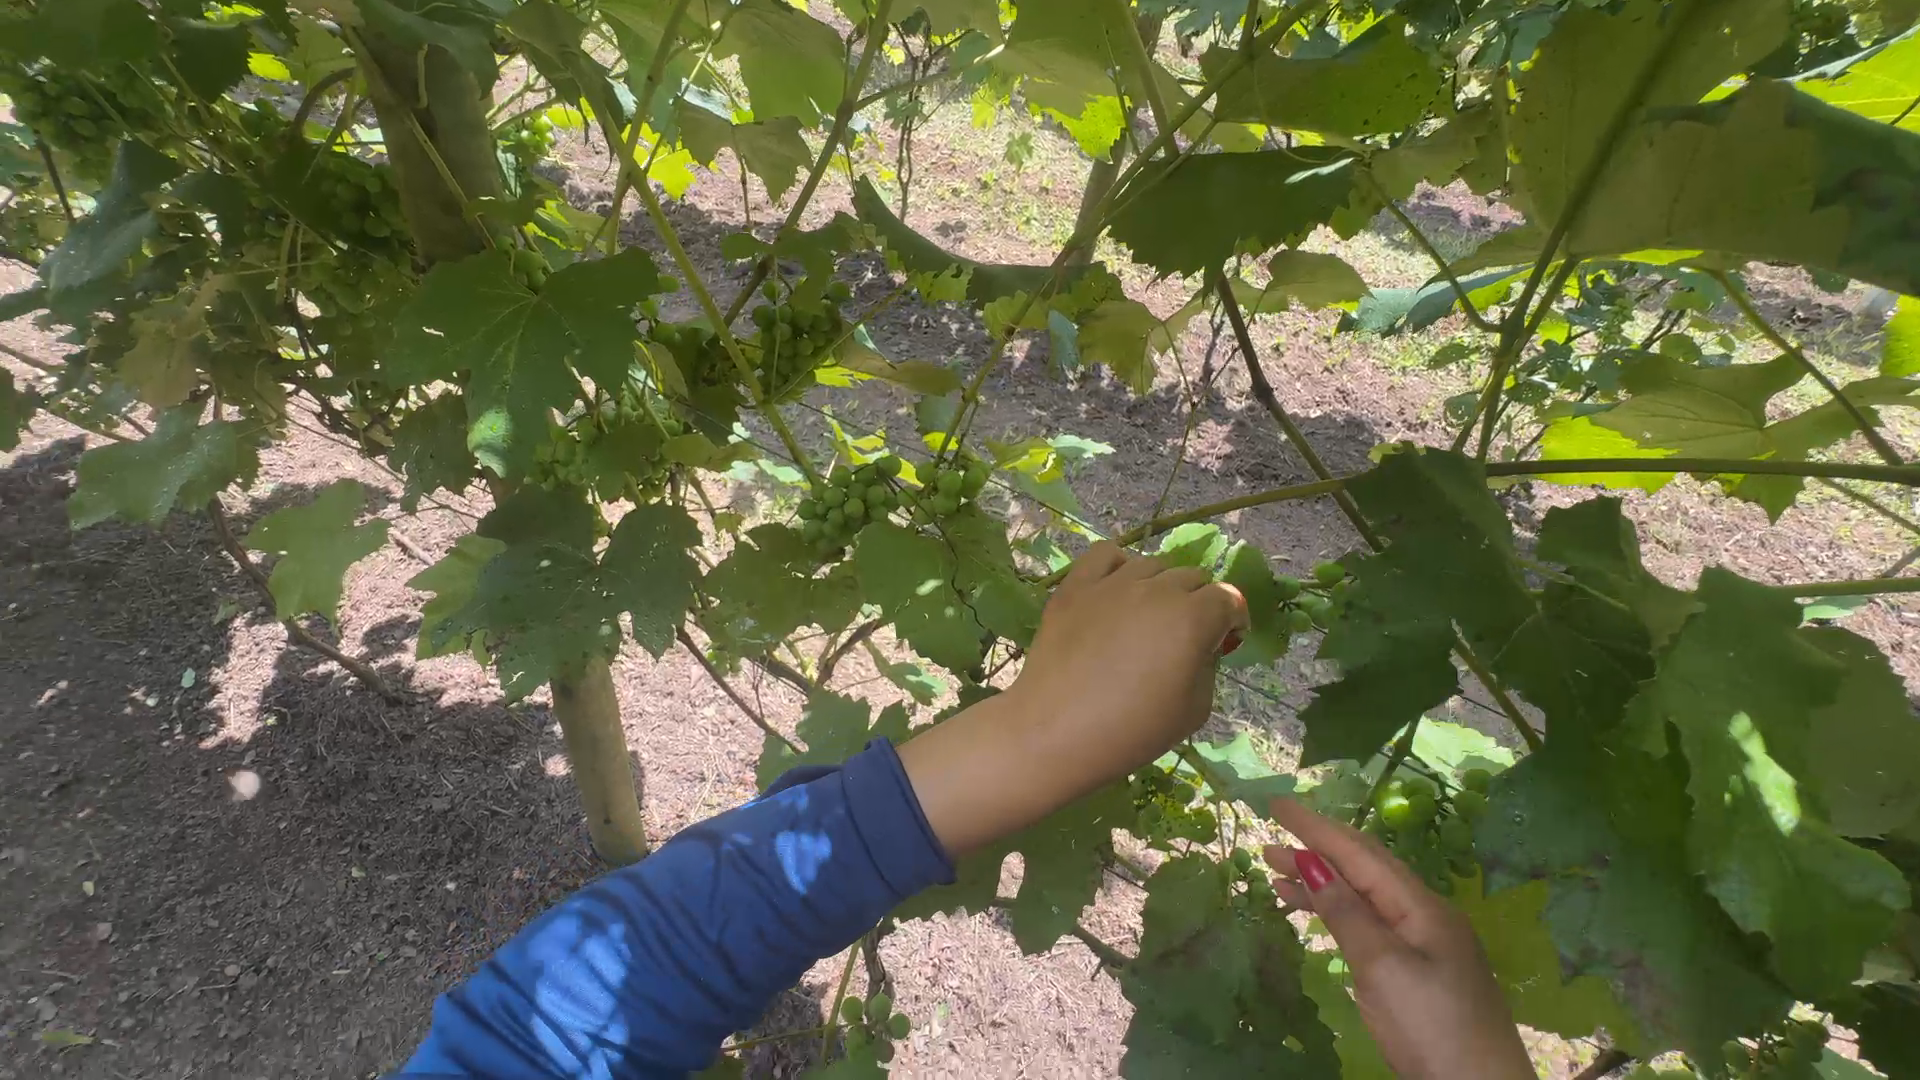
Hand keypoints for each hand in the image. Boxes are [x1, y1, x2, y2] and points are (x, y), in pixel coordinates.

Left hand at [898, 542, 1245, 855]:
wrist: (1055, 730)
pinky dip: (1119, 565)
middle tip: (1182, 637)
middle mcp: (1155, 589)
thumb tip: (1201, 643)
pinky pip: (1105, 554)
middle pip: (1191, 577)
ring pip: (1151, 564)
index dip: (1232, 620)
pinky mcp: (1075, 585)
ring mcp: (1112, 583)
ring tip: (1146, 618)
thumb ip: (1208, 664)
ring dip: (1160, 586)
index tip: (1222, 642)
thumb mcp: (1194, 709)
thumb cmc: (1131, 731)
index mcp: (1192, 618)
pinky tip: (1116, 590)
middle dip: (1197, 603)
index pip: (1228, 598)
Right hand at [1264, 797, 1532, 1079]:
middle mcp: (1422, 913)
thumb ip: (1344, 910)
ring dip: (1319, 879)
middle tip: (1268, 841)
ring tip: (1275, 874)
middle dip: (1314, 848)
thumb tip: (1310, 859)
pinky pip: (1367, 919)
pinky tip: (1310, 911)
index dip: (1314, 826)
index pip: (1358, 852)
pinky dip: (1334, 908)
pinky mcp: (1415, 968)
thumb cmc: (1432, 1028)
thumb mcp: (1381, 967)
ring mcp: (1421, 942)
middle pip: (1362, 866)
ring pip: (1362, 893)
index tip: (1275, 803)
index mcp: (1420, 905)